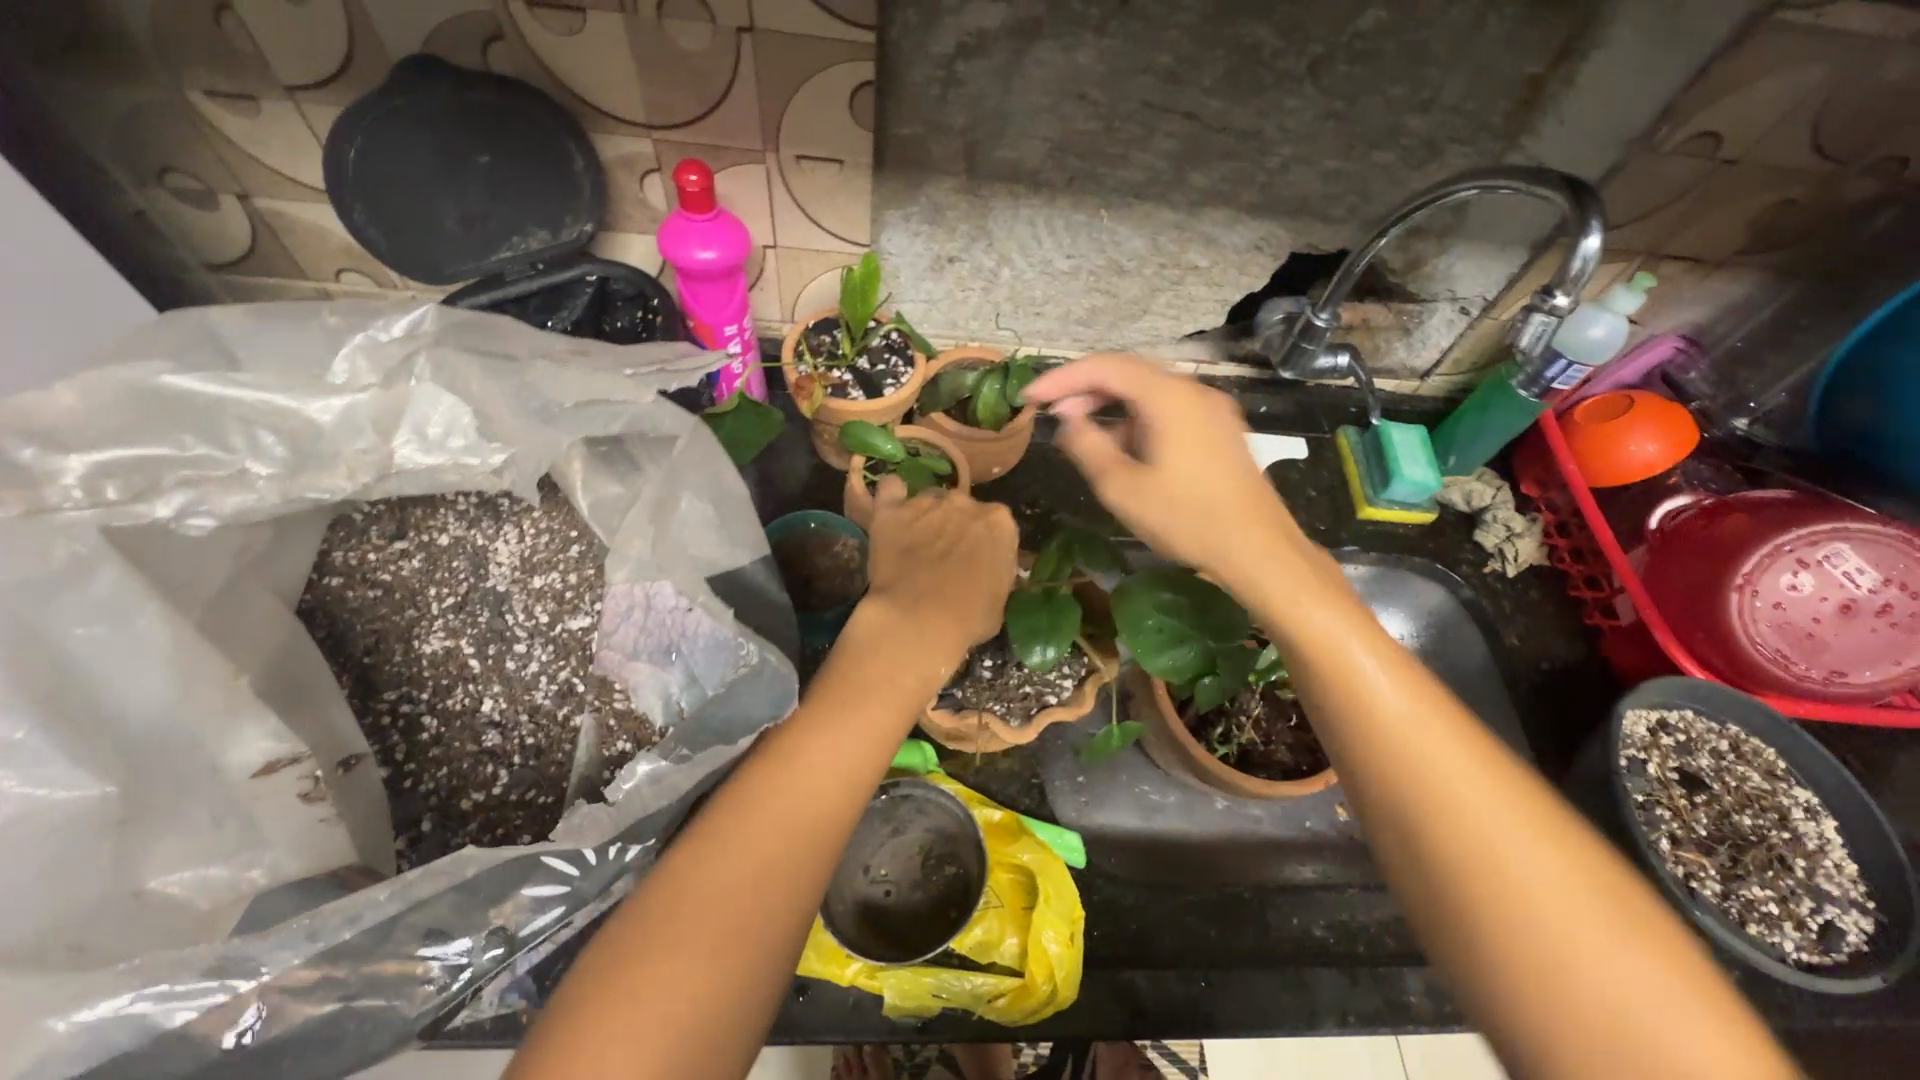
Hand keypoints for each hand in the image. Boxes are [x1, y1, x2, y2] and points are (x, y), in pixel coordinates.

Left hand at [860, 476, 1018, 664]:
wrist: (917, 620)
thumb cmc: (967, 619)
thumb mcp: (999, 602)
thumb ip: (995, 575)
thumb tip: (986, 575)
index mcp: (1000, 523)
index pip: (997, 527)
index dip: (984, 546)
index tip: (976, 564)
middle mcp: (965, 503)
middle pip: (963, 509)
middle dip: (956, 528)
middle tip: (945, 559)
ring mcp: (926, 503)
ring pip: (929, 500)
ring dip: (926, 517)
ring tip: (914, 545)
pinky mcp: (891, 511)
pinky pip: (890, 489)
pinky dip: (892, 496)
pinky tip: (891, 510)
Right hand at [1021, 353, 1319, 588]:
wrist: (1259, 549)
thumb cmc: (1187, 519)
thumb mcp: (1122, 488)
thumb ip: (1087, 446)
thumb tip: (1068, 421)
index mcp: (1168, 397)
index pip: (1104, 367)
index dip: (1061, 378)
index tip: (1030, 397)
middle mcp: (1193, 390)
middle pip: (1129, 373)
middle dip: (1085, 389)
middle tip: (1053, 416)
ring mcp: (1212, 409)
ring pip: (1150, 392)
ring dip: (1112, 407)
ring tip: (1085, 437)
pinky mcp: (1220, 430)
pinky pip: (1169, 410)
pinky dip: (1138, 419)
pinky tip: (1125, 451)